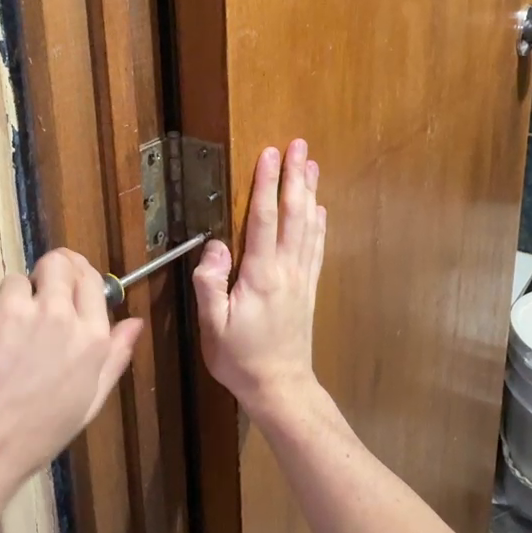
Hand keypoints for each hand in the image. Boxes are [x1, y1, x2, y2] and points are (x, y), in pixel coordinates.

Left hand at [0, 249, 143, 498]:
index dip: (78, 278)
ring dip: (11, 303)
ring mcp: (12, 308)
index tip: (66, 286)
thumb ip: (113, 358)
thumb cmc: (31, 438)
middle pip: (57, 264)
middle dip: (48, 277)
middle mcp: (56, 314)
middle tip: (34, 304)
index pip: (90, 279)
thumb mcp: (85, 405)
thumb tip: (134, 323)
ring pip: (15, 283)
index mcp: (89, 338)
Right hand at [192, 139, 327, 418]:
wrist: (281, 387)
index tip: (269, 154)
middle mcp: (287, 269)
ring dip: (309, 192)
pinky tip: (320, 208)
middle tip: (299, 145)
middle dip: (295, 177)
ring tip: (312, 164)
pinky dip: (319, 223)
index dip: (266, 184)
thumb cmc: (241, 358)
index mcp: (261, 275)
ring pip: (309, 225)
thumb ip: (210, 284)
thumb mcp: (213, 326)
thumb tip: (215, 246)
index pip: (263, 219)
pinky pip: (316, 247)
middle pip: (293, 213)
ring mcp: (301, 277)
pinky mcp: (308, 288)